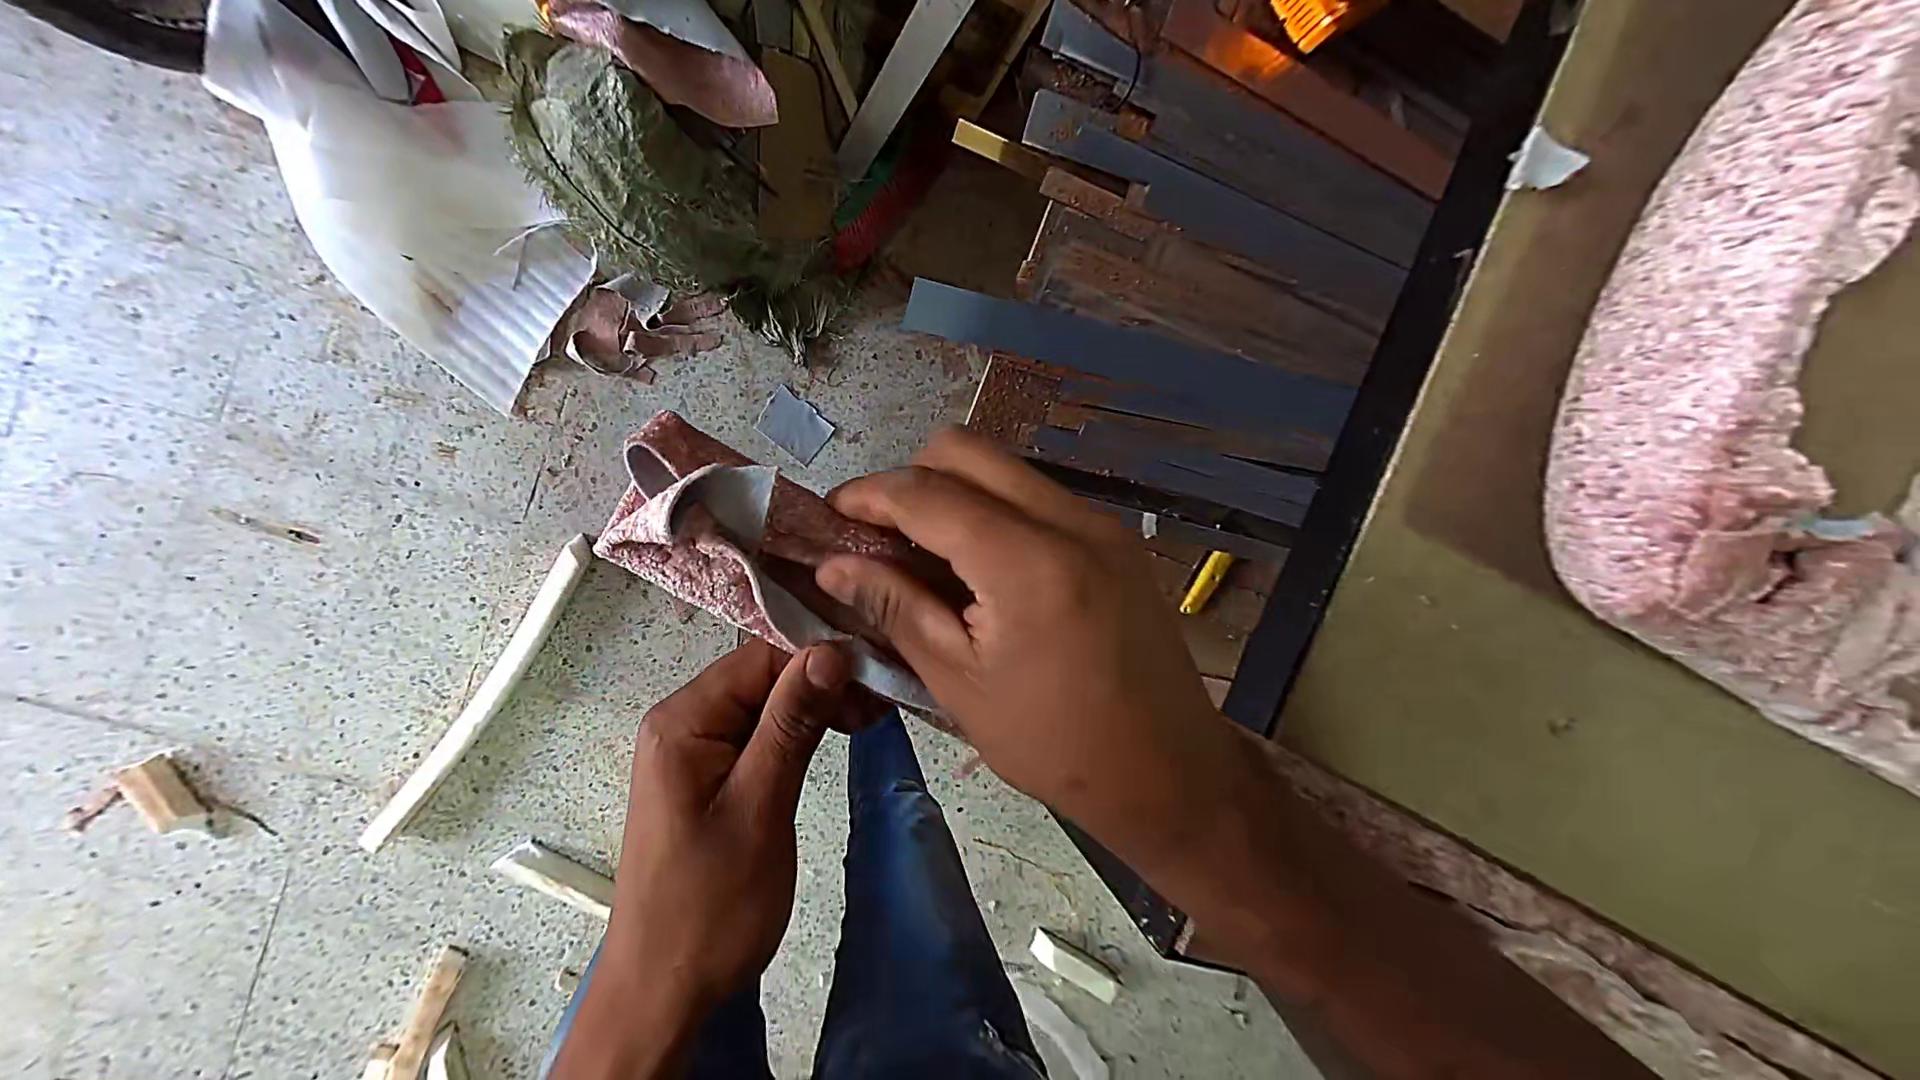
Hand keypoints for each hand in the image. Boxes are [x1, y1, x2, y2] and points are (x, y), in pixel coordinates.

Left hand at [549, 640, 851, 1079]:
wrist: (665, 992)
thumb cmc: (711, 905)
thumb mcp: (760, 808)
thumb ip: (791, 724)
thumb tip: (830, 652)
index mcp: (683, 720)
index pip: (760, 657)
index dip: (819, 660)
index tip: (873, 678)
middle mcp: (683, 720)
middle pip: (764, 675)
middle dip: (823, 682)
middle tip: (877, 706)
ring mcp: (696, 746)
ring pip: (767, 701)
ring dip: (818, 705)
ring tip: (867, 719)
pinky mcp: (712, 770)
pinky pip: (761, 729)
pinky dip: (802, 729)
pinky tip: (838, 733)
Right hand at [814, 428, 1236, 867]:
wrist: (1170, 771)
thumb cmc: (1056, 744)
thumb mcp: (960, 682)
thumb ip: (895, 607)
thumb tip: (834, 566)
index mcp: (1028, 561)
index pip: (927, 493)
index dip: (868, 495)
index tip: (830, 515)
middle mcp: (1071, 520)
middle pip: (966, 450)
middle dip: (909, 479)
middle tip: (879, 533)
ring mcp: (1100, 522)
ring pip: (1003, 467)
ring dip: (952, 492)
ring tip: (922, 550)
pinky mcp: (1114, 538)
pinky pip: (1036, 495)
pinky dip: (992, 509)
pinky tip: (976, 562)